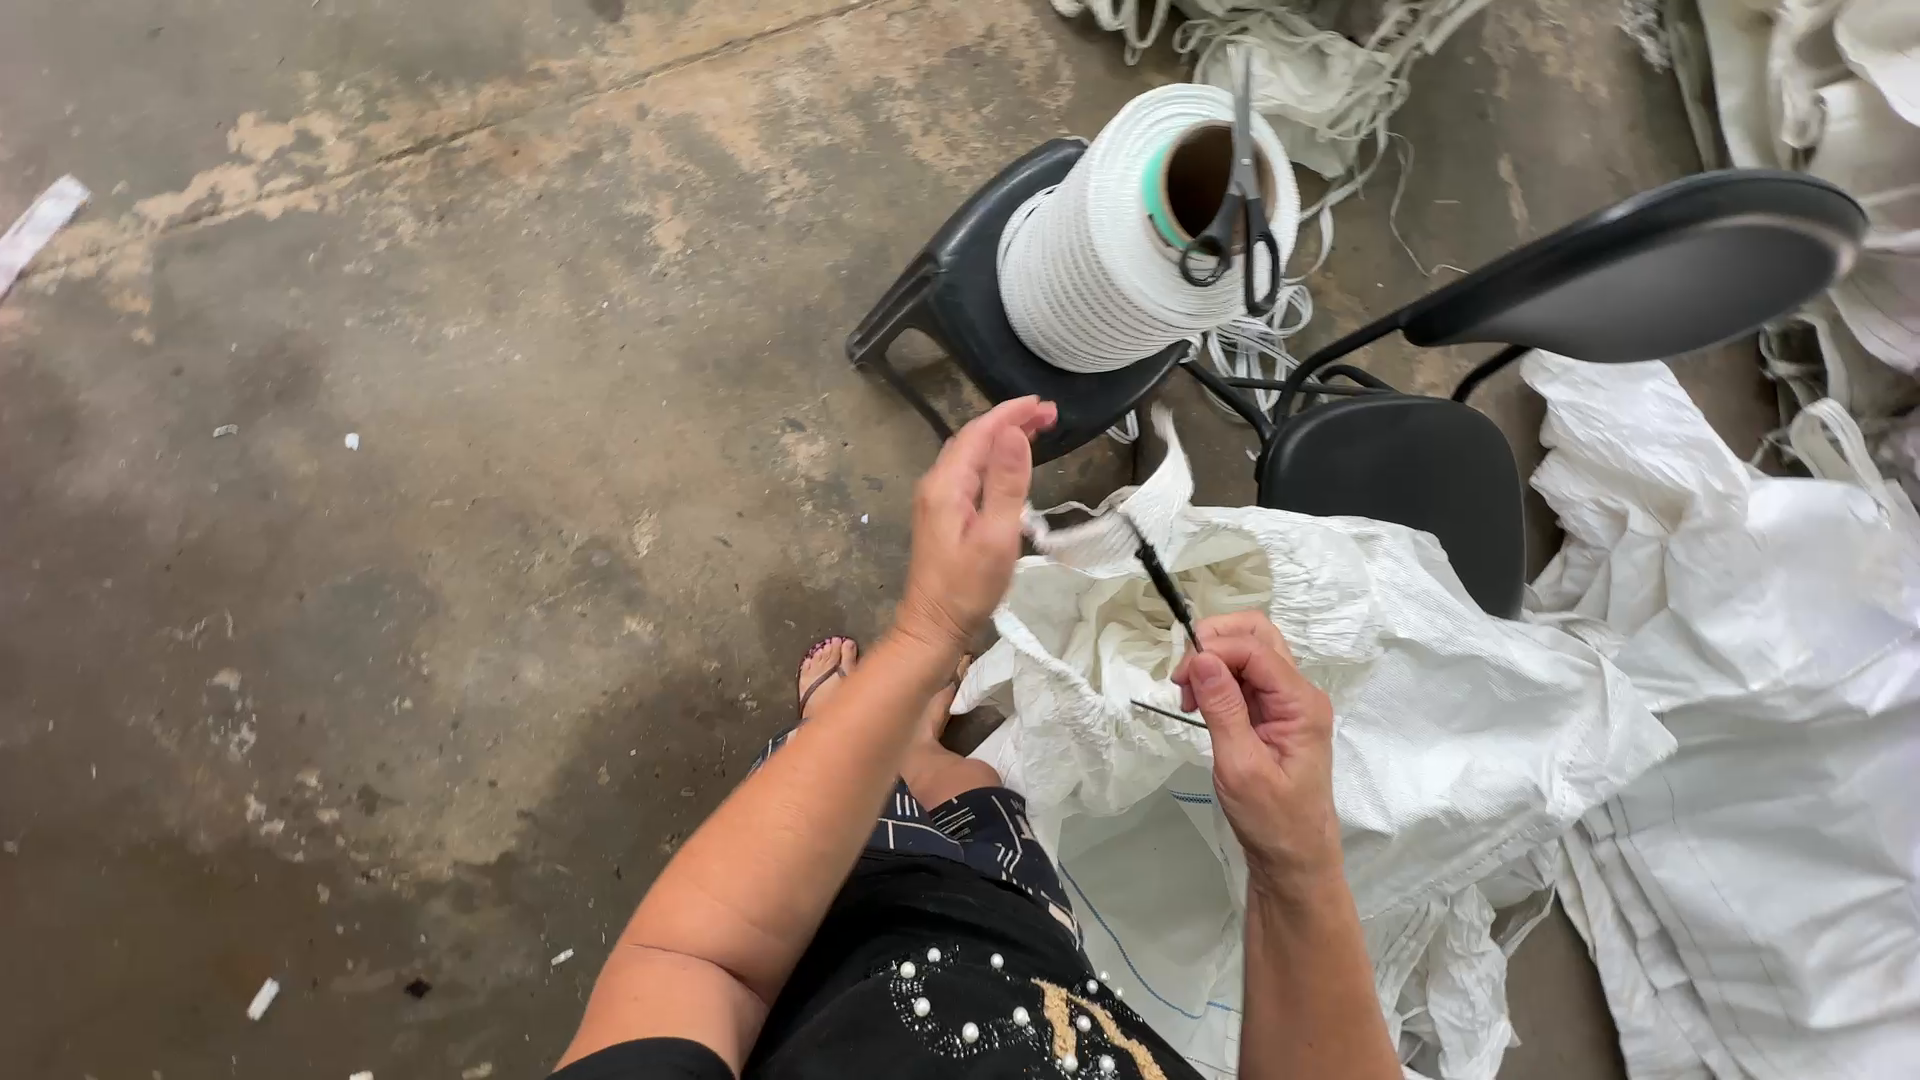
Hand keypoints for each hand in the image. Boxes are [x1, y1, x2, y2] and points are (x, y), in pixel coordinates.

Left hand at [894, 397, 1056, 652]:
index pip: (980, 432)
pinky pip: (969, 473)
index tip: (1045, 405)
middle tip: (1049, 416)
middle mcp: (936, 484)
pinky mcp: (942, 514)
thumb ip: (1006, 483)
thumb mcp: (995, 536)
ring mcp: (936, 499)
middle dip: (1010, 421)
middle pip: (974, 439)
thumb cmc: (967, 587)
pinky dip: (993, 460)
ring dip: (1002, 438)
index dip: (1012, 413)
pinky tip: (1010, 466)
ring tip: (1036, 431)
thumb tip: (1014, 433)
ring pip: (971, 455)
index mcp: (946, 484)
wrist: (934, 626)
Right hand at [1172, 612, 1340, 896]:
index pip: (1254, 648)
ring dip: (1212, 658)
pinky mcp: (1272, 710)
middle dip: (1213, 642)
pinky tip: (1199, 702)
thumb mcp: (1241, 766)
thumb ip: (1223, 708)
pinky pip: (1243, 673)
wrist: (1293, 858)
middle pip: (1256, 633)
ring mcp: (1286, 699)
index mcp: (1301, 703)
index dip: (1212, 651)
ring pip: (1248, 648)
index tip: (1180, 680)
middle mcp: (1299, 692)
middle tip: (1184, 677)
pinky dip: (1215, 676)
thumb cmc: (1271, 819)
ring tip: (1189, 694)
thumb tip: (1201, 658)